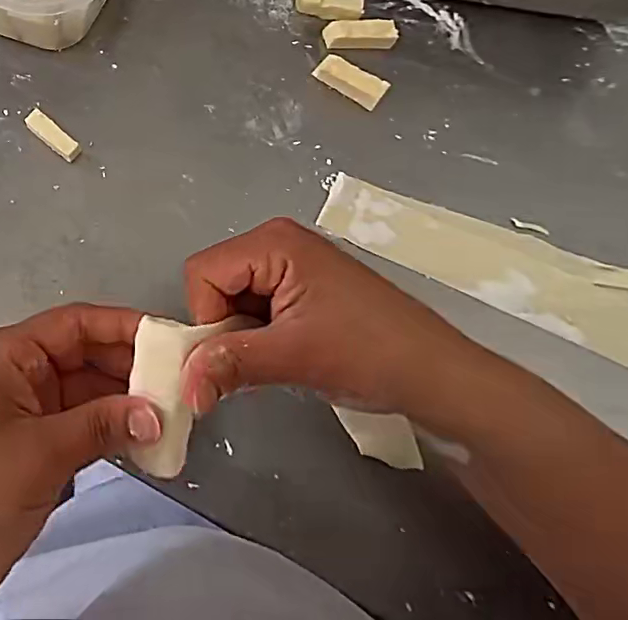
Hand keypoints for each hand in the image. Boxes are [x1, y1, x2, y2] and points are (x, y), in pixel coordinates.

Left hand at [0, 304, 160, 608]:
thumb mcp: (42, 452)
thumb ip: (101, 425)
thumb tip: (155, 413)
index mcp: (10, 352)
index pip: (75, 323)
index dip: (123, 326)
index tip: (168, 338)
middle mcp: (19, 368)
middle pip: (85, 353)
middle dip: (130, 366)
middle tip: (180, 382)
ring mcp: (28, 403)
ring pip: (88, 388)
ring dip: (125, 400)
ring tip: (172, 412)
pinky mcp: (35, 437)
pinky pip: (82, 419)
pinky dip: (111, 427)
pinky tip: (144, 438)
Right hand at [180, 217, 491, 420]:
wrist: (442, 378)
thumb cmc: (373, 353)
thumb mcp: (294, 358)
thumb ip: (230, 364)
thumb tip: (185, 386)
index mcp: (273, 241)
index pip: (203, 273)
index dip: (208, 316)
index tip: (234, 351)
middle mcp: (277, 241)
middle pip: (215, 281)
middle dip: (225, 325)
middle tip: (259, 356)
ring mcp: (291, 262)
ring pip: (232, 296)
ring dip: (243, 332)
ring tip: (280, 355)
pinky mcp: (302, 284)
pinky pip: (255, 303)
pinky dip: (259, 332)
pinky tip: (289, 350)